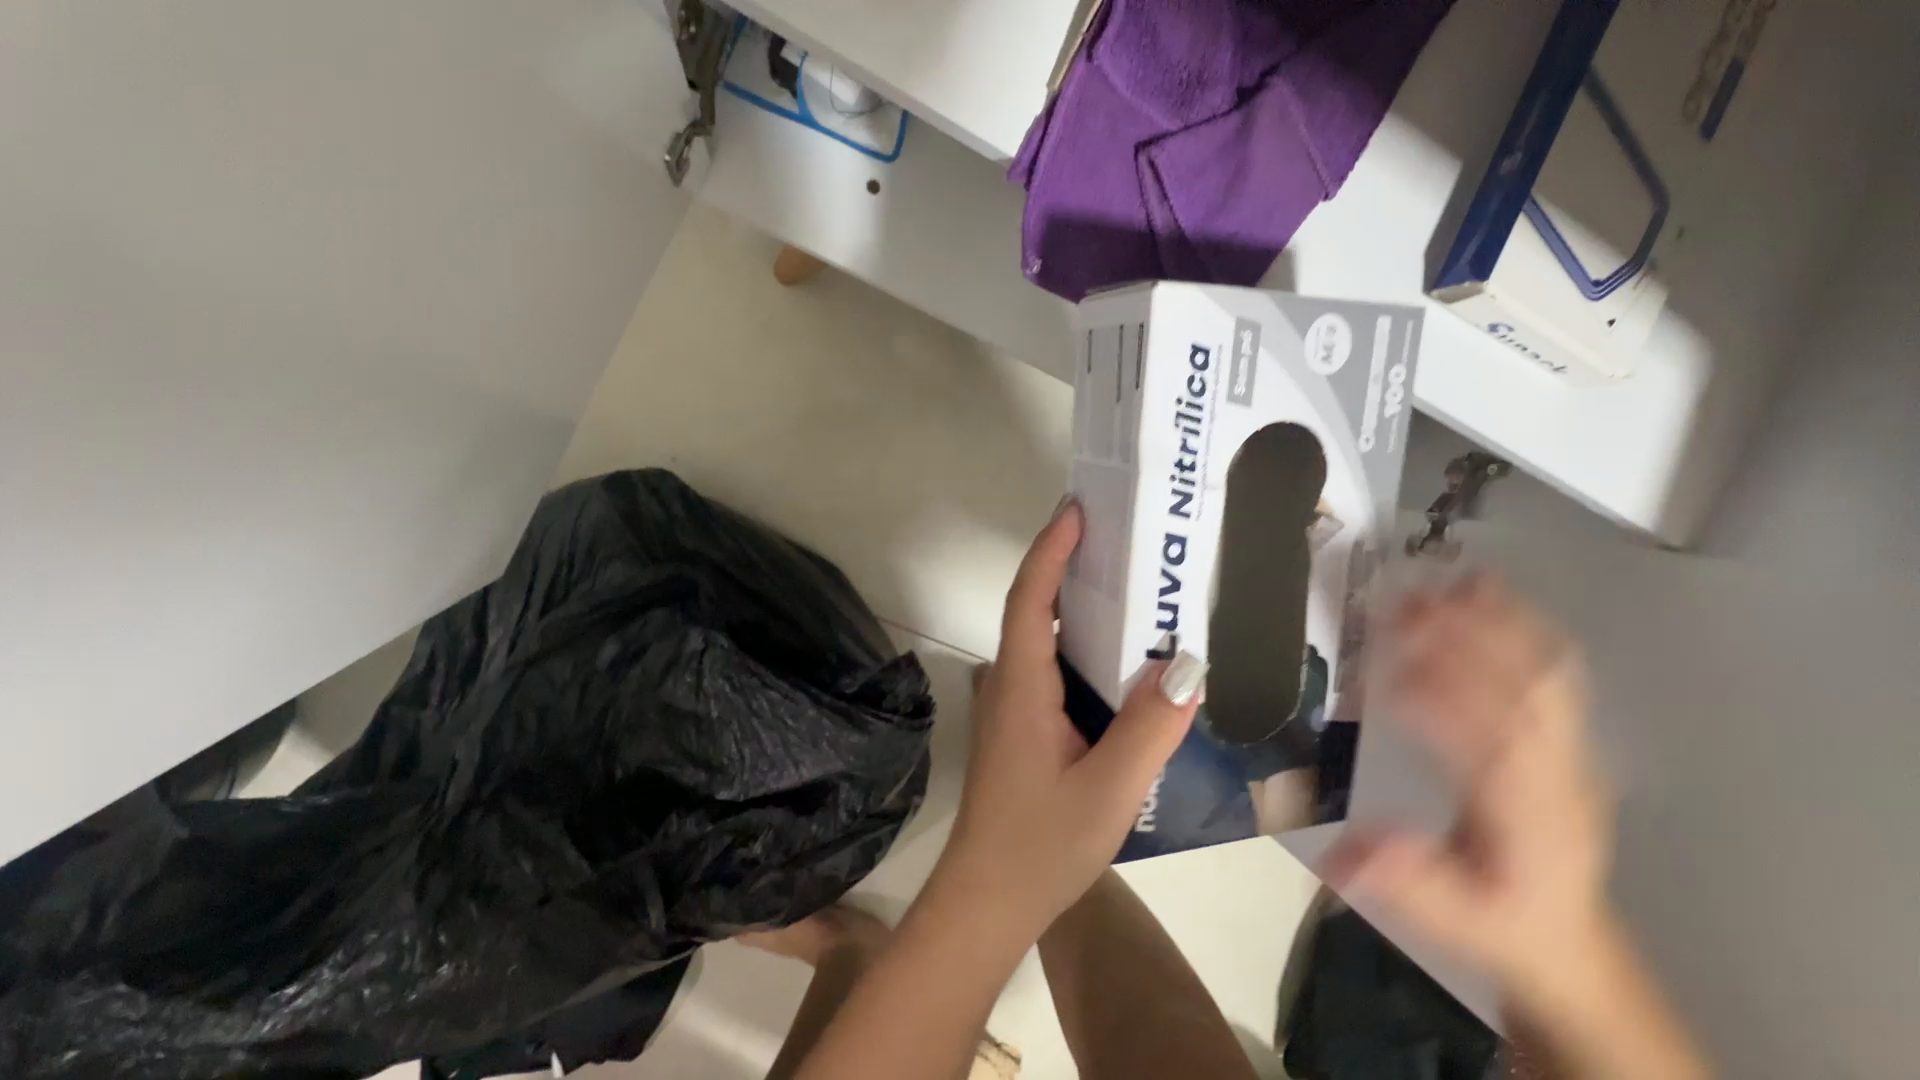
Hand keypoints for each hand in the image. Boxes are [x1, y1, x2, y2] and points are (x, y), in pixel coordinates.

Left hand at [936, 498, 1202, 939]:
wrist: (986, 901)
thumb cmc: (1039, 845)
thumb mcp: (1108, 791)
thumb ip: (1148, 728)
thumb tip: (1188, 665)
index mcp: (1021, 686)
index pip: (1031, 599)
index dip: (1051, 550)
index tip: (1078, 509)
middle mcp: (1009, 686)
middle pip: (1036, 610)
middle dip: (1072, 569)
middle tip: (1127, 542)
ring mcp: (1011, 710)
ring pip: (1044, 643)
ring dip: (1079, 611)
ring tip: (1137, 593)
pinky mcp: (1021, 732)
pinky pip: (1052, 673)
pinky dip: (1082, 652)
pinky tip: (1123, 668)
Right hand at [1329, 576, 1613, 997]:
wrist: (1565, 932)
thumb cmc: (1501, 920)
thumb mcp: (1453, 918)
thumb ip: (1408, 881)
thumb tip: (1344, 852)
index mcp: (1528, 811)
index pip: (1492, 744)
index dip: (1442, 704)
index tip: (1388, 677)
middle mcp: (1556, 769)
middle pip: (1524, 691)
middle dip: (1470, 640)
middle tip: (1408, 602)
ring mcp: (1567, 747)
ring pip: (1543, 670)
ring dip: (1497, 621)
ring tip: (1447, 582)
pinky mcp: (1562, 735)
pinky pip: (1550, 670)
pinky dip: (1521, 625)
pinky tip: (1488, 594)